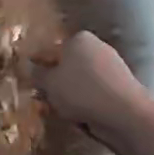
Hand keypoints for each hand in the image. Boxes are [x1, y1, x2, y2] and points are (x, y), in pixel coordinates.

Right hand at [34, 31, 153, 154]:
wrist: (124, 113)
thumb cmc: (80, 92)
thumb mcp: (49, 84)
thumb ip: (37, 75)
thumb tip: (29, 68)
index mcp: (78, 39)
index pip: (50, 51)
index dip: (38, 68)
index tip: (30, 83)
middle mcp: (97, 46)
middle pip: (67, 65)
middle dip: (57, 81)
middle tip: (45, 99)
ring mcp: (112, 65)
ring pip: (81, 80)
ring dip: (71, 94)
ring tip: (62, 111)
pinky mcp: (121, 85)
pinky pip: (95, 93)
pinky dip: (86, 102)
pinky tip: (81, 115)